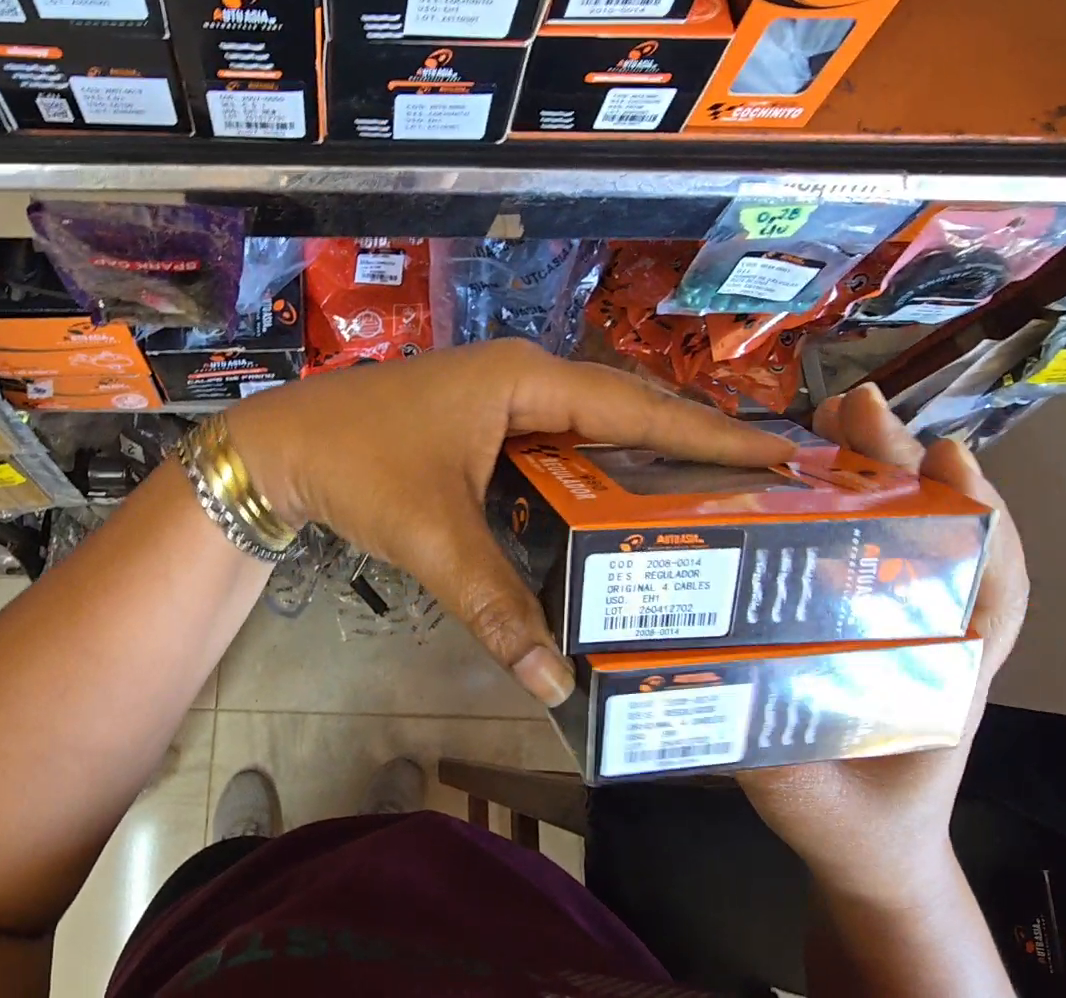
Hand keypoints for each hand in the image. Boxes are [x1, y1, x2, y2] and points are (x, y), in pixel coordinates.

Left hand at [224, 340, 796, 706]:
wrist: (280, 449)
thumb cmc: (358, 467)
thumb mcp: (433, 536)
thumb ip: (495, 605)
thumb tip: (554, 685)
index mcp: (524, 382)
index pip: (638, 408)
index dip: (712, 437)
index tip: (785, 458)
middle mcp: (521, 379)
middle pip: (622, 413)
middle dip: (686, 450)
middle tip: (759, 493)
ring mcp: (497, 399)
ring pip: (585, 432)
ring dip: (635, 463)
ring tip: (704, 507)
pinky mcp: (476, 425)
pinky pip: (550, 447)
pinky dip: (585, 476)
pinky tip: (612, 512)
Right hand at [736, 383, 1029, 899]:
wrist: (861, 845)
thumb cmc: (849, 820)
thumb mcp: (809, 795)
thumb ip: (773, 754)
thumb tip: (717, 683)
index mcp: (939, 671)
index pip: (991, 586)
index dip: (978, 518)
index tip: (945, 456)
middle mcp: (922, 631)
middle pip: (937, 536)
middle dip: (904, 465)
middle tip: (853, 410)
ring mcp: (886, 622)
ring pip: (898, 534)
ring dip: (871, 472)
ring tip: (826, 421)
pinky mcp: (846, 621)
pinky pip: (852, 555)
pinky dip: (837, 506)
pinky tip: (795, 476)